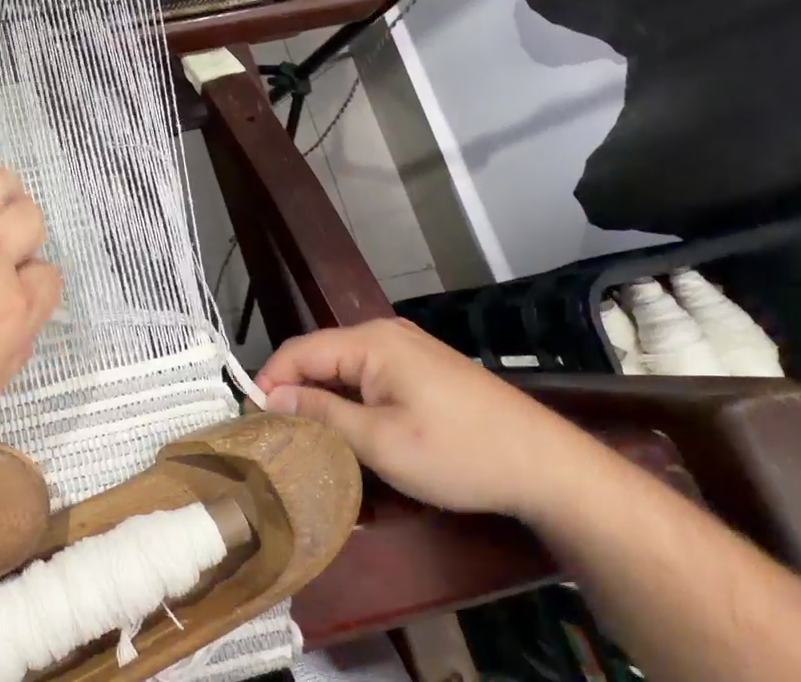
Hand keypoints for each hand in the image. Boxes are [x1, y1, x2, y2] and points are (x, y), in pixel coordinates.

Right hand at [256, 318, 602, 519]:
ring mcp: (409, 349)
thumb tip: (272, 399)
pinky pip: (368, 375)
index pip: (298, 351)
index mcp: (371, 342)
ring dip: (320, 396)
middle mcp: (386, 334)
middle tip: (273, 432)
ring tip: (303, 434)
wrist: (550, 467)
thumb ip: (322, 415)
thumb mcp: (381, 442)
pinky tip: (346, 427)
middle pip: (319, 356)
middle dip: (292, 390)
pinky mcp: (425, 369)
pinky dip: (348, 398)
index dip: (268, 382)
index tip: (250, 420)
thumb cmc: (460, 454)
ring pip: (343, 367)